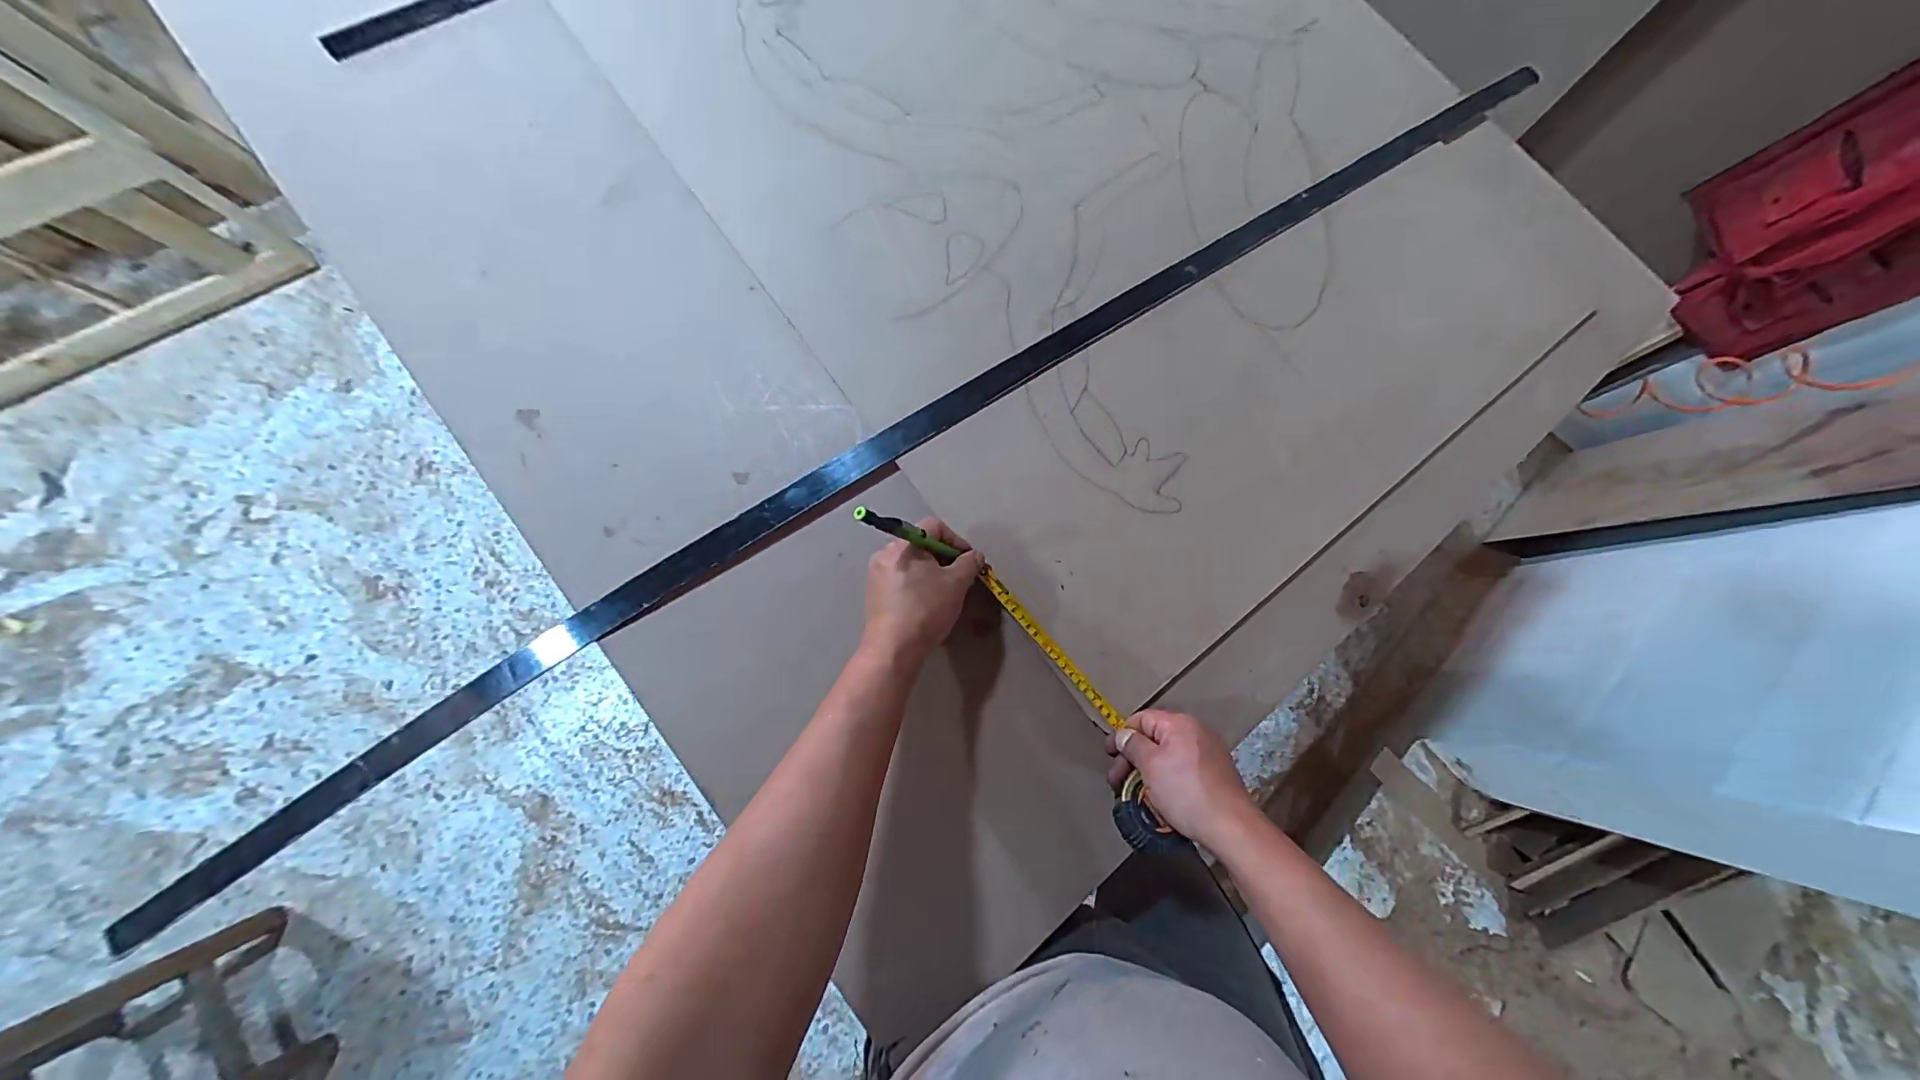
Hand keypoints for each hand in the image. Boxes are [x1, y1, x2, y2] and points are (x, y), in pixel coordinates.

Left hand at [861, 517, 985, 662]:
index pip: (934, 527)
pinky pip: (901, 578)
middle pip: (922, 544)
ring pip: (912, 562)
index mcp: (903, 545)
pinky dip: (917, 583)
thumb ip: (969, 563)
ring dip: (932, 572)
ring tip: (945, 592)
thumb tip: (975, 556)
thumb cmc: (926, 610)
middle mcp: (885, 553)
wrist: (893, 648)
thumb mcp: (957, 584)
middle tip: (960, 578)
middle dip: (945, 558)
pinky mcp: (874, 593)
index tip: (968, 561)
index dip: (957, 540)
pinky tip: (926, 603)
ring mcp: (876, 574)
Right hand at [1106, 709, 1257, 849]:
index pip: (1141, 719)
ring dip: (1147, 770)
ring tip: (1135, 792)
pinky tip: (1158, 795)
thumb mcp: (1150, 765)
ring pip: (1167, 755)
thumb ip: (1133, 745)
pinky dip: (1165, 778)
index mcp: (1180, 724)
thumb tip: (1123, 734)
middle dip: (1132, 758)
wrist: (1231, 827)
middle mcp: (1196, 732)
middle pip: (1154, 737)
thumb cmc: (1186, 793)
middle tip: (1117, 780)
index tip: (1109, 755)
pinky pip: (1182, 768)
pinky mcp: (1214, 773)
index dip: (1122, 735)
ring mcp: (1208, 752)